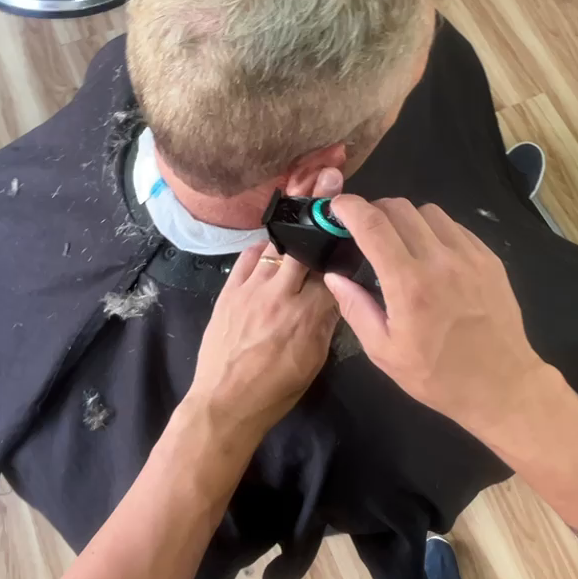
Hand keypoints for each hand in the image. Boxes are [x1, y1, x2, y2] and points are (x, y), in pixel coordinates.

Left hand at [183, 171, 342, 444]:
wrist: (224, 404)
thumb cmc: (276, 391)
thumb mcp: (315, 360)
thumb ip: (327, 320)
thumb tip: (337, 290)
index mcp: (310, 317)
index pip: (333, 270)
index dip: (343, 243)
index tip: (353, 221)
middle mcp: (283, 296)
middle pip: (306, 245)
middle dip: (319, 210)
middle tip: (331, 175)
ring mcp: (253, 290)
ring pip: (278, 244)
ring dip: (292, 217)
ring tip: (304, 185)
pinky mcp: (230, 290)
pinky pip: (249, 257)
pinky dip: (264, 244)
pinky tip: (273, 235)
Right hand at [323, 195, 555, 436]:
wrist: (503, 385)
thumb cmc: (438, 376)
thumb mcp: (384, 353)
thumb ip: (355, 308)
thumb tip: (333, 275)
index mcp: (409, 284)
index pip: (373, 225)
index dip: (350, 207)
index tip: (337, 207)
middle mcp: (440, 260)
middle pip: (399, 208)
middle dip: (375, 211)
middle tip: (366, 231)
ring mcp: (469, 256)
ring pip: (429, 212)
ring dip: (407, 219)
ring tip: (401, 242)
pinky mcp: (489, 259)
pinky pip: (455, 227)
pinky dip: (436, 231)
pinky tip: (432, 255)